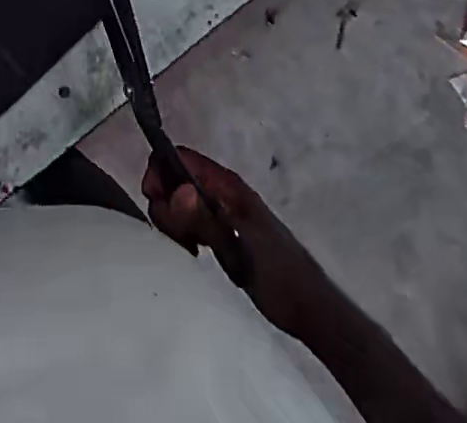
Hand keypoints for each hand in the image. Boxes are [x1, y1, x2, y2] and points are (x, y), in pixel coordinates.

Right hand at [143, 145, 326, 334]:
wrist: (310, 310)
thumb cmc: (279, 275)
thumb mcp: (238, 246)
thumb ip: (204, 219)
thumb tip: (176, 191)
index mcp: (227, 184)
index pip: (180, 157)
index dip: (161, 172)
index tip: (156, 202)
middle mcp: (221, 191)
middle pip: (173, 178)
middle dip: (165, 203)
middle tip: (178, 233)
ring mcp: (220, 210)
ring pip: (177, 200)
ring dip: (172, 221)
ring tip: (189, 246)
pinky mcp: (219, 230)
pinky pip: (187, 219)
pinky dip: (181, 232)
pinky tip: (193, 250)